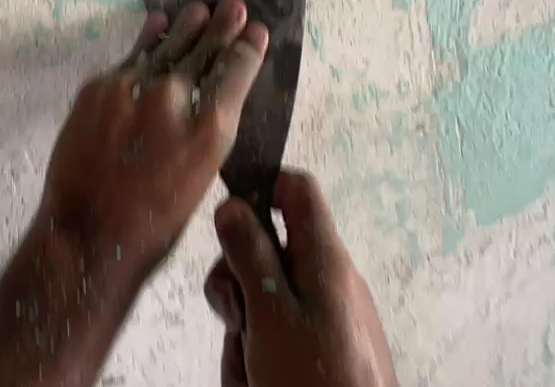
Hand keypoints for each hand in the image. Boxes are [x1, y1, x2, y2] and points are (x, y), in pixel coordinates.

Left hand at [34, 0, 269, 274]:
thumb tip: (206, 99)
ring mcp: (133, 87)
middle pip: (203, 51)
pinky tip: (157, 26)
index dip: (248, 48)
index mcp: (209, 129)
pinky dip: (148, 40)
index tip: (257, 31)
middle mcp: (174, 98)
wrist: (87, 232)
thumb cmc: (153, 224)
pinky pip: (131, 56)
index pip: (235, 73)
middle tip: (235, 4)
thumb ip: (204, 132)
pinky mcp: (101, 85)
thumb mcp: (199, 178)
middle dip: (221, 27)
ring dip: (186, 26)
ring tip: (200, 9)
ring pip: (166, 46)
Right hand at [203, 170, 398, 386]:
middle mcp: (328, 278)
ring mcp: (324, 315)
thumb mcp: (271, 316)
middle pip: (266, 244)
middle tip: (235, 316)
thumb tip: (231, 202)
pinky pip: (275, 327)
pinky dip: (258, 346)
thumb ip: (249, 255)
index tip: (227, 223)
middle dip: (237, 276)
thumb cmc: (314, 382)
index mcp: (325, 258)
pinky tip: (257, 375)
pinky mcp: (319, 347)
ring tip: (250, 361)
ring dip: (243, 321)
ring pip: (262, 291)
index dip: (260, 188)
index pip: (295, 188)